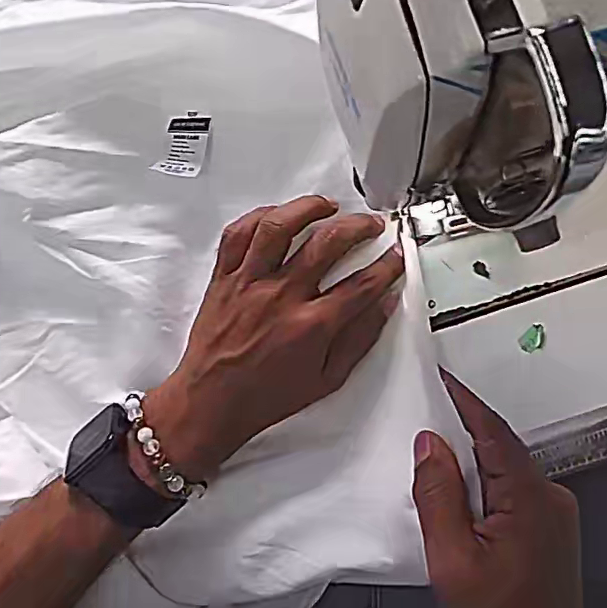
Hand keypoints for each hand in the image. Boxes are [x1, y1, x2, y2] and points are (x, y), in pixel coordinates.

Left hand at [141, 195, 404, 480]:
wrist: (212, 401)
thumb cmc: (264, 395)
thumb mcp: (326, 379)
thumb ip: (360, 339)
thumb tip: (383, 306)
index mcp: (310, 326)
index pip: (362, 283)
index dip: (387, 265)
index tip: (394, 256)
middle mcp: (280, 298)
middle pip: (327, 243)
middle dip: (359, 226)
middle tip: (370, 225)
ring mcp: (249, 284)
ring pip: (279, 227)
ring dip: (308, 208)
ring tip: (326, 206)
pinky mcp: (224, 278)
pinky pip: (237, 234)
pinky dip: (259, 217)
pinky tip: (277, 215)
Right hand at [413, 372, 593, 607]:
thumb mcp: (451, 561)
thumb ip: (438, 495)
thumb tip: (429, 442)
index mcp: (531, 500)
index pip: (494, 433)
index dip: (464, 402)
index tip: (438, 376)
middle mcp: (552, 498)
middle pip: (500, 448)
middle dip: (461, 431)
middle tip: (421, 415)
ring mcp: (556, 516)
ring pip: (505, 471)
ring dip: (471, 461)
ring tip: (431, 458)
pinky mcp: (552, 532)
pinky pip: (512, 491)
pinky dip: (483, 484)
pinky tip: (457, 495)